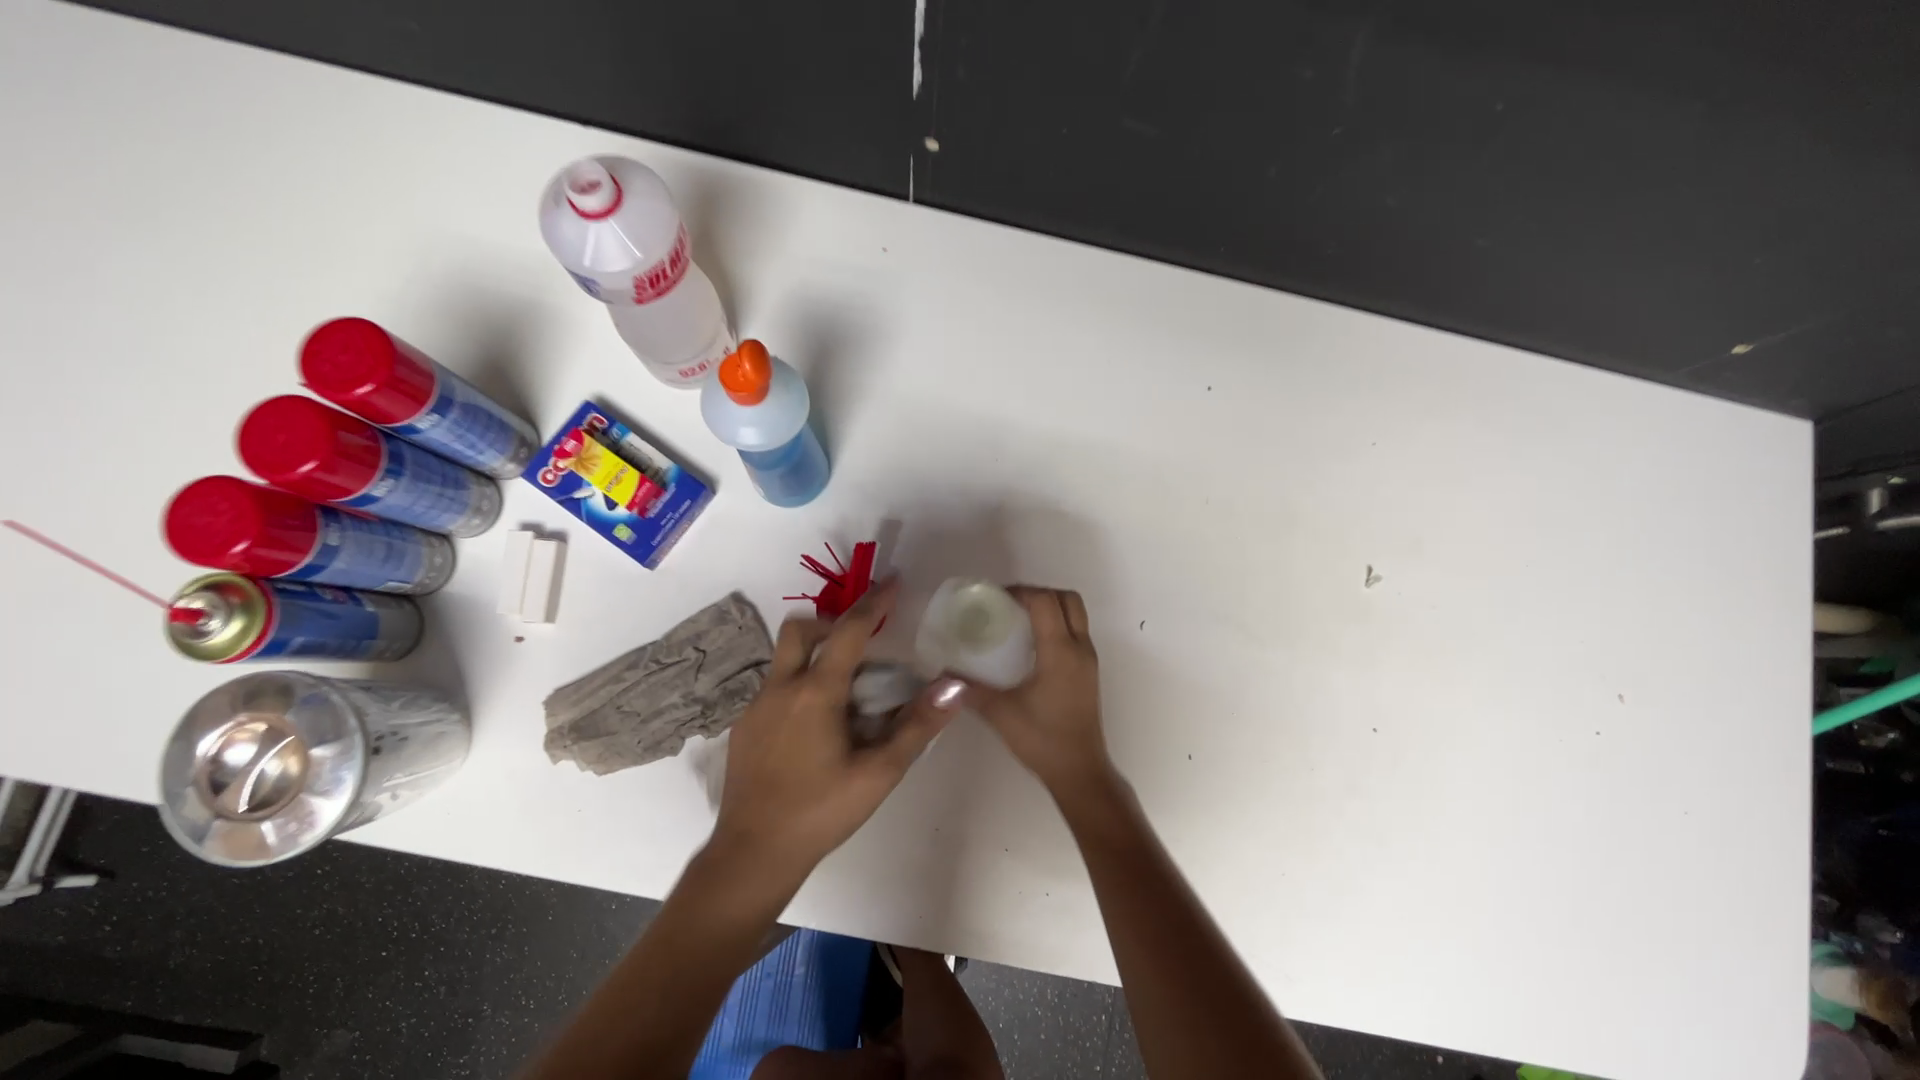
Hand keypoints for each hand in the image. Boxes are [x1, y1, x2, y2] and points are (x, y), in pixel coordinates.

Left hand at [712, 580, 961, 877]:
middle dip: (831, 622)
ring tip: (845, 694)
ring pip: (784, 660)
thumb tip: (954, 687)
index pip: (848, 631)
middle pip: (800, 629)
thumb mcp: (879, 774)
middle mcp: (780, 689)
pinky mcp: (744, 727)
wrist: (753, 852)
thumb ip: (917, 727)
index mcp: (816, 693)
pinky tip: (816, 728)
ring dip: (814, 657)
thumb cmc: (821, 812)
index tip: (893, 582)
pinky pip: (774, 689)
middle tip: (861, 643)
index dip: (874, 603)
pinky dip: (798, 687)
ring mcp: (756, 707)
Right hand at [959, 587, 1112, 796]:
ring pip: (1075, 615)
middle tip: (1008, 605)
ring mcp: (1088, 660)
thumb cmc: (1042, 740)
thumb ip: (970, 689)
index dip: (1021, 592)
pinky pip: (1075, 632)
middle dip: (1038, 594)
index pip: (1045, 601)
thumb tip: (943, 675)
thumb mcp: (1000, 713)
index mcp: (1060, 652)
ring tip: (1017, 621)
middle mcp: (1080, 649)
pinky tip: (1029, 646)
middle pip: (1067, 599)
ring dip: (1049, 608)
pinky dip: (1055, 625)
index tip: (995, 599)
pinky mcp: (1088, 672)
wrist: (1079, 771)